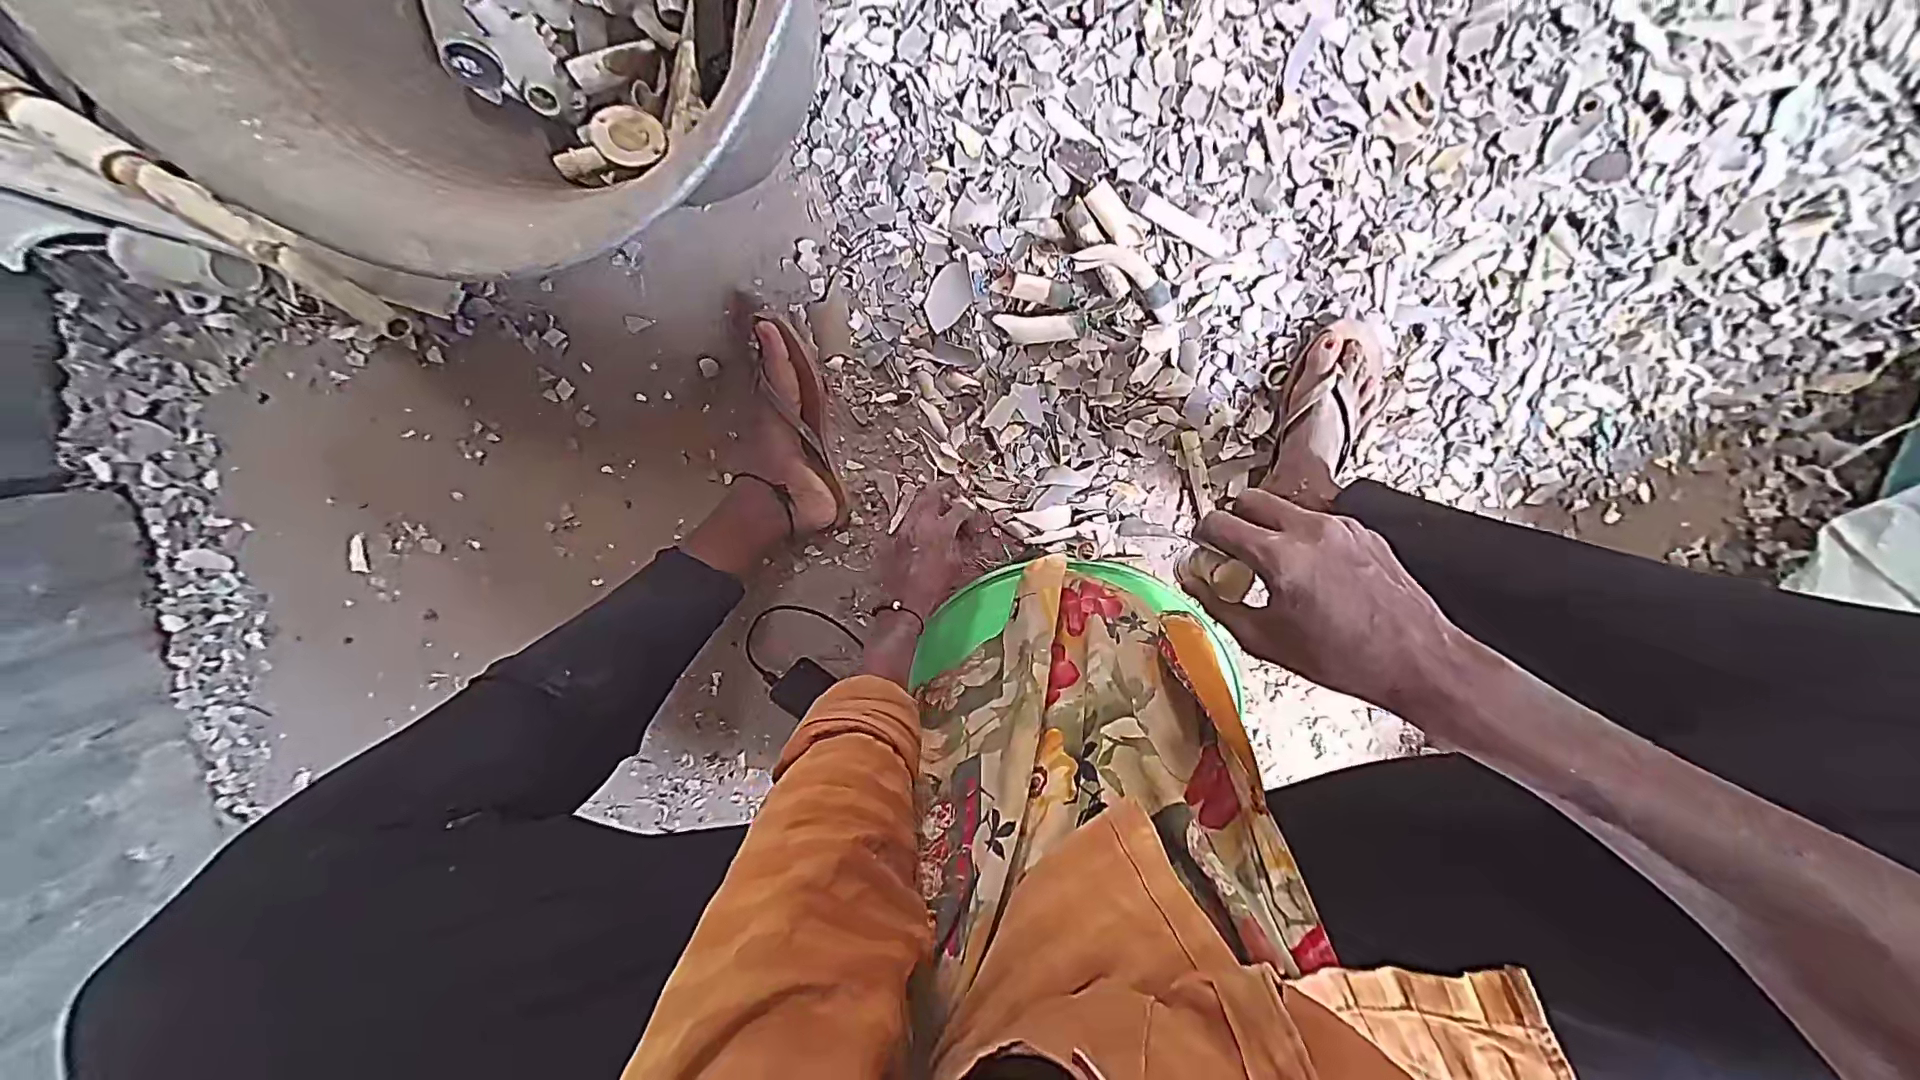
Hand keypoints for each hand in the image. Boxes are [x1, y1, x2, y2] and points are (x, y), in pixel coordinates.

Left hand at [873, 481, 1001, 619]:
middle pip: (932, 492)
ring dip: (929, 501)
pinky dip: (917, 516)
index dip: (969, 510)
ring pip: (916, 502)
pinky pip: (906, 518)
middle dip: (945, 490)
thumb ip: (962, 543)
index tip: (971, 514)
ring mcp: (902, 528)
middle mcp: (919, 524)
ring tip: (938, 506)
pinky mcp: (891, 537)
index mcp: (940, 530)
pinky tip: (922, 525)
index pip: (959, 508)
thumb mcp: (955, 565)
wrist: (902, 605)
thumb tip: (967, 533)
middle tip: (953, 491)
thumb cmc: (931, 590)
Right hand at [1181, 489, 1466, 712]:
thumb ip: (1218, 604)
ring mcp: (1342, 527)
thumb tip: (1195, 583)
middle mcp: (1311, 531)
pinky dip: (1300, 536)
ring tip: (1269, 566)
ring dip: (1266, 527)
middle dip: (1232, 520)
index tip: (1202, 549)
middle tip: (1229, 550)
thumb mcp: (1264, 640)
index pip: (1219, 522)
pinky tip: (1305, 571)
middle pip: (1249, 499)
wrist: (1418, 661)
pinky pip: (1317, 521)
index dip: (1202, 536)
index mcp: (1281, 556)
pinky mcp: (1364, 533)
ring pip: (1284, 507)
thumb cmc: (1349, 657)